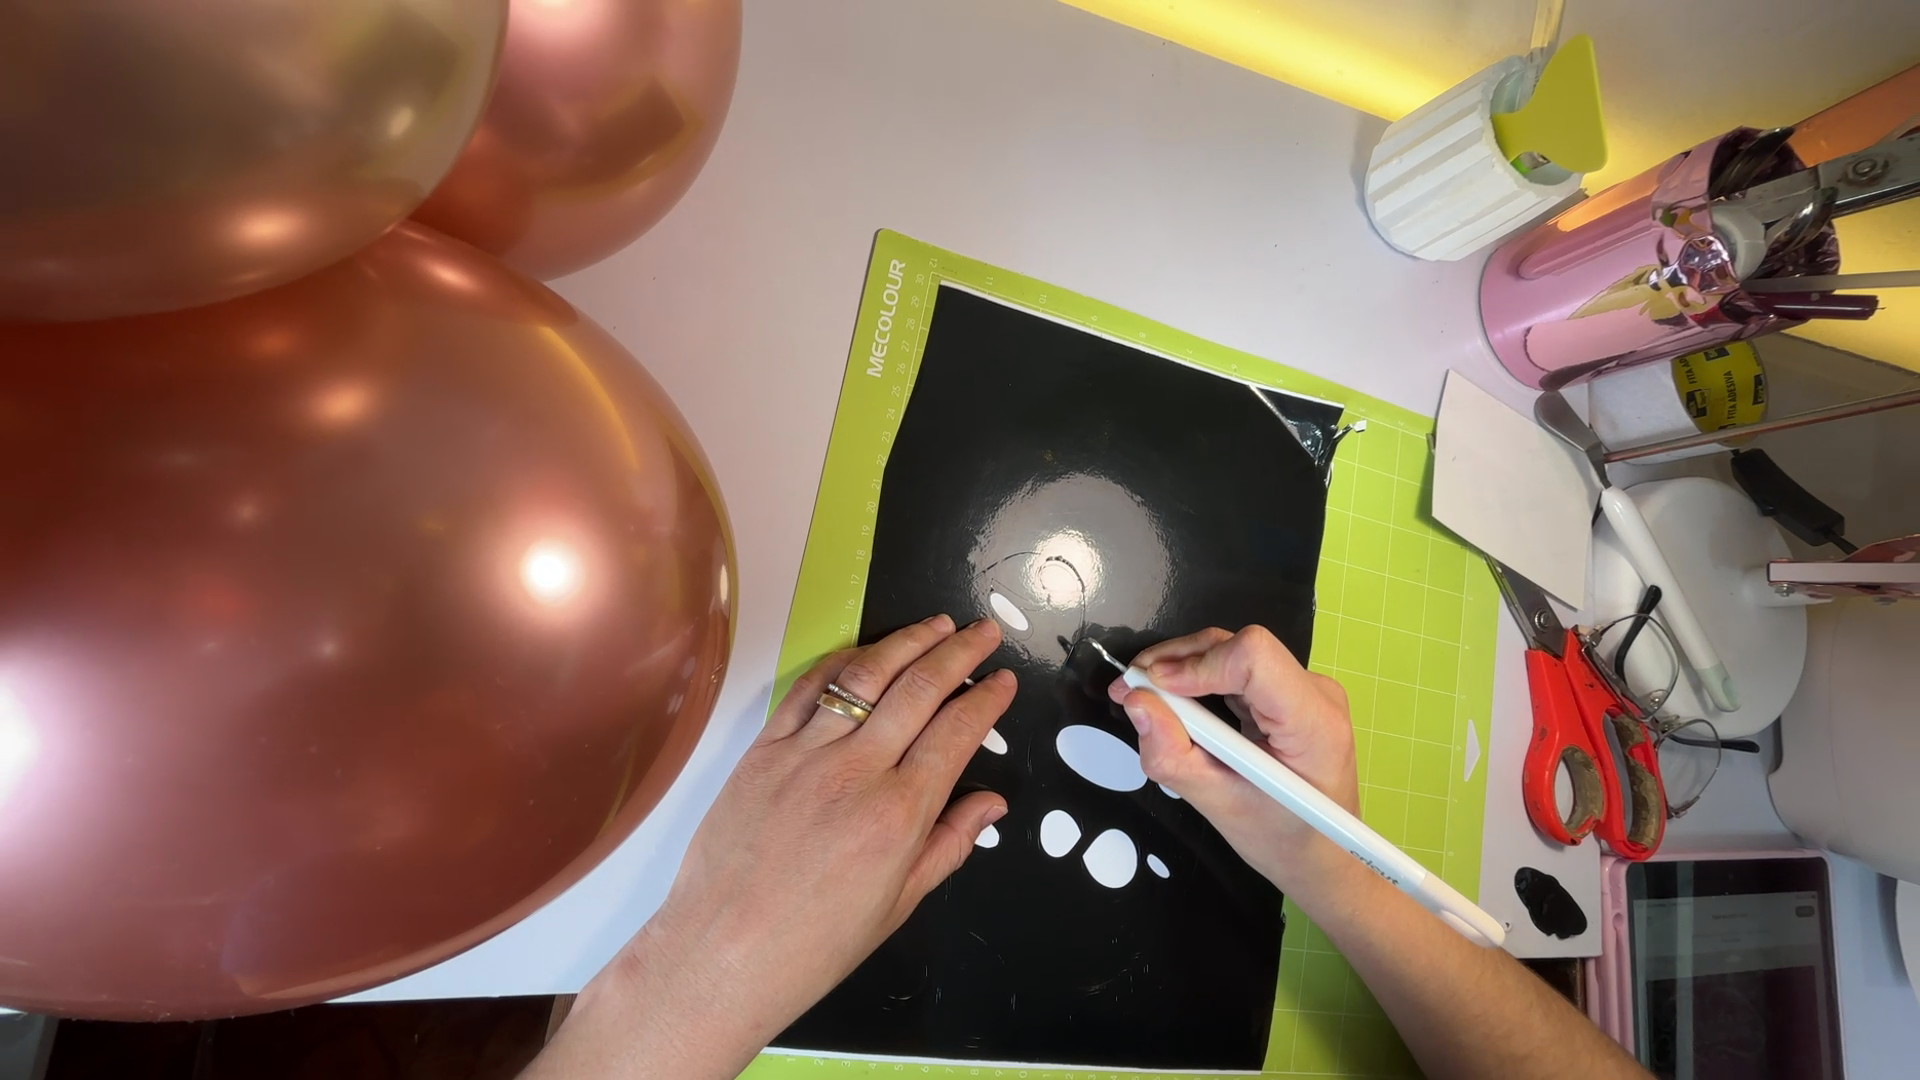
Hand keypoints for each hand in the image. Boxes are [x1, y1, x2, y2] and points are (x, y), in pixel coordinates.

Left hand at [588, 614, 1013, 1073]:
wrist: (719, 955)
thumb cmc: (817, 943)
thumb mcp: (899, 904)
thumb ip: (951, 843)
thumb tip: (994, 801)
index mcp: (899, 813)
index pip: (957, 732)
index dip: (987, 698)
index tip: (1004, 678)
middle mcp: (858, 769)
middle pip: (920, 689)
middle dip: (960, 651)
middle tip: (983, 630)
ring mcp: (807, 751)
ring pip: (868, 675)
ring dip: (908, 641)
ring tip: (937, 623)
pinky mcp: (764, 746)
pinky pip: (809, 688)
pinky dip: (843, 660)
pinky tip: (865, 650)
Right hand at [1108, 625, 1357, 894]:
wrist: (1323, 857)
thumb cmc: (1282, 840)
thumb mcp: (1219, 805)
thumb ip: (1172, 755)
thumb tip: (1135, 701)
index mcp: (1312, 722)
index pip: (1253, 657)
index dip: (1197, 666)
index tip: (1153, 689)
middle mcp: (1314, 691)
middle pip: (1232, 647)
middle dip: (1174, 663)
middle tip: (1128, 689)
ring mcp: (1302, 685)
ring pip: (1226, 650)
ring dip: (1178, 669)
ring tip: (1145, 698)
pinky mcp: (1285, 688)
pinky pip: (1230, 666)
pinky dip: (1193, 679)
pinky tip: (1175, 705)